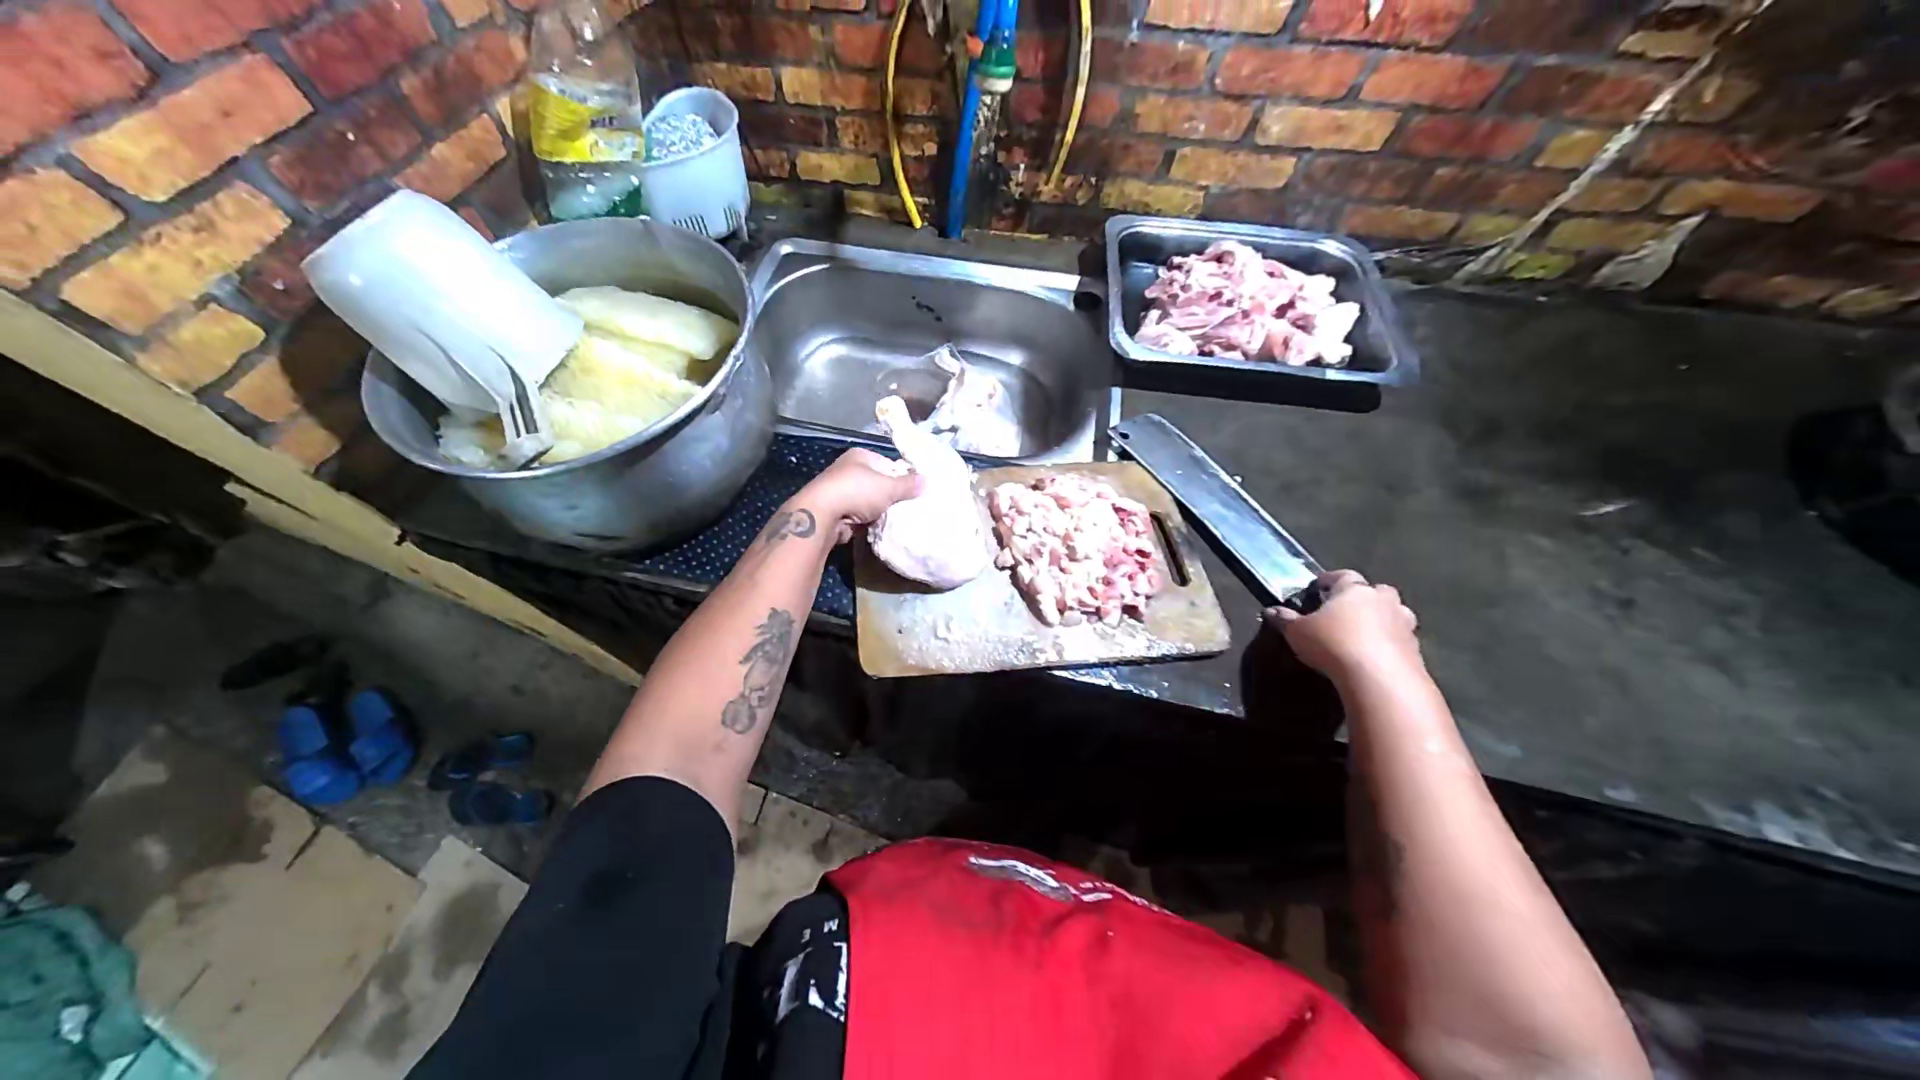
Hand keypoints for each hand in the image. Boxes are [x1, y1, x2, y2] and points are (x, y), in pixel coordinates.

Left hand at [796, 448, 922, 542]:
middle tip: (907, 507)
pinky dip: (868, 521)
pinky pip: (859, 515)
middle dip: (891, 496)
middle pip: (879, 483)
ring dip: (880, 510)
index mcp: (860, 456)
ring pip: (869, 501)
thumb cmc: (857, 492)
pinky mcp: (836, 510)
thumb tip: (926, 481)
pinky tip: (878, 527)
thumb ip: (908, 485)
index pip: (888, 463)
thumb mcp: (889, 487)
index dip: (902, 477)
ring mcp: (840, 490)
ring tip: (894, 519)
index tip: (914, 492)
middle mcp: (848, 469)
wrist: (822, 515)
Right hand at [1264, 570, 1421, 681]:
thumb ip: (1284, 620)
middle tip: (1346, 611)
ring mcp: (1404, 624)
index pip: (1342, 575)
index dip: (1329, 580)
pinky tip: (1375, 657)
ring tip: (1363, 634)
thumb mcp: (1298, 633)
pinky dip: (1390, 644)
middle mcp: (1383, 601)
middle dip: (1363, 598)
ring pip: (1393, 614)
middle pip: (1376, 591)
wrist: (1380, 679)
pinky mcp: (1416, 649)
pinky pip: (1400, 640)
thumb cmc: (1333, 645)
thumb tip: (1270, 611)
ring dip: (1381, 620)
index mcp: (1354, 590)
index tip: (1318, 587)